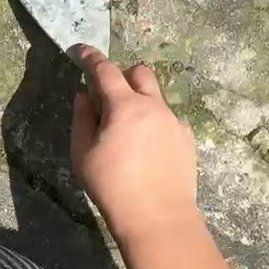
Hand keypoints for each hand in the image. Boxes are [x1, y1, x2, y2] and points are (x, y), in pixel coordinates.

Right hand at [69, 44, 202, 245]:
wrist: (158, 218)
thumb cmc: (112, 186)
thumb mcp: (82, 154)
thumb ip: (82, 119)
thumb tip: (84, 96)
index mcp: (125, 107)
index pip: (105, 70)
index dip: (90, 58)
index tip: (81, 51)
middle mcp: (154, 106)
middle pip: (140, 72)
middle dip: (122, 76)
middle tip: (108, 97)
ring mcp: (175, 122)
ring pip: (156, 97)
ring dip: (139, 101)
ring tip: (127, 130)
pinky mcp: (187, 139)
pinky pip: (169, 119)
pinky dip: (154, 122)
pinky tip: (147, 149)